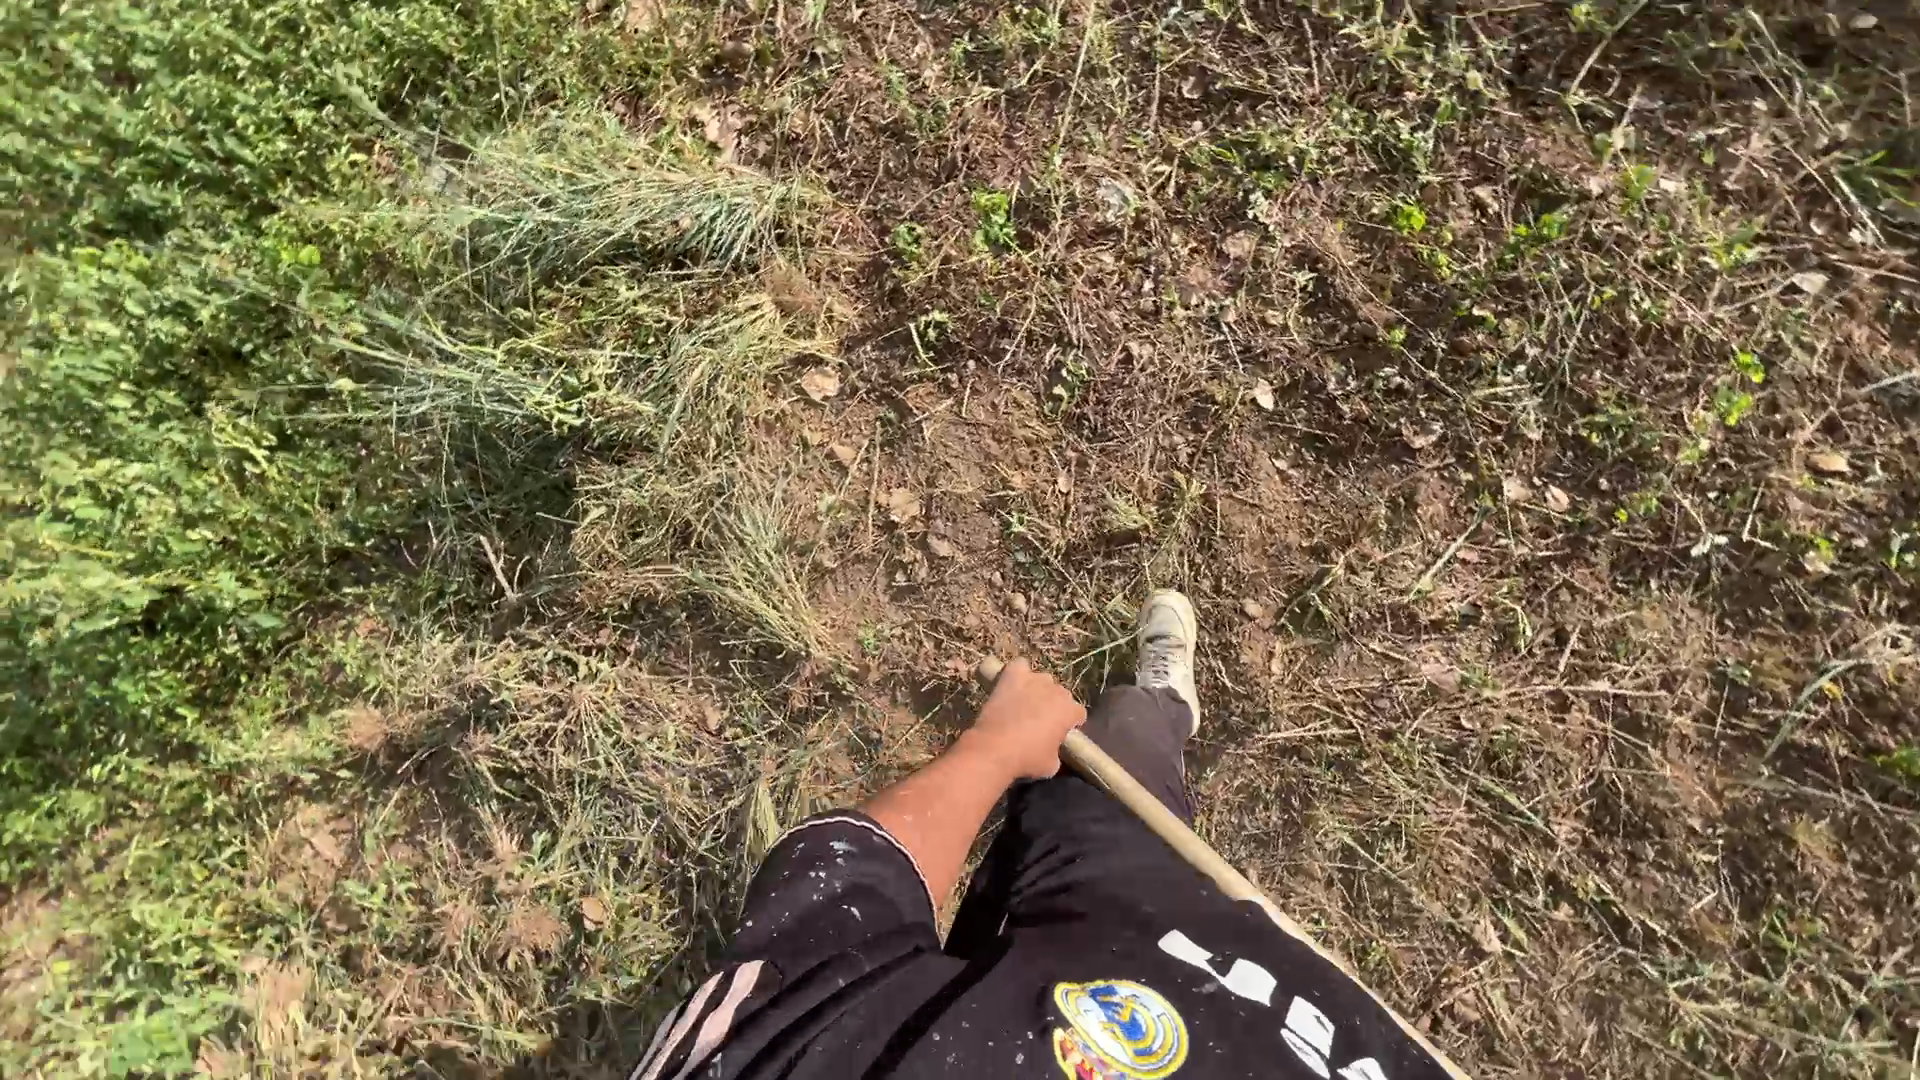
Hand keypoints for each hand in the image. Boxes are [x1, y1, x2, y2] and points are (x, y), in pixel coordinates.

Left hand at [961, 659, 1085, 780]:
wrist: (995, 747)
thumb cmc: (1027, 759)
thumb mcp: (1052, 765)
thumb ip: (1058, 750)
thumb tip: (1053, 748)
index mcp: (1070, 710)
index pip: (1079, 713)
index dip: (1070, 724)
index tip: (1060, 733)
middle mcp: (1056, 690)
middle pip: (1061, 695)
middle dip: (1054, 706)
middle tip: (1040, 722)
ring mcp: (1034, 680)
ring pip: (1043, 680)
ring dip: (1038, 690)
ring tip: (1024, 705)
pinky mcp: (1013, 675)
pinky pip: (1020, 665)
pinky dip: (1018, 673)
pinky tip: (1013, 684)